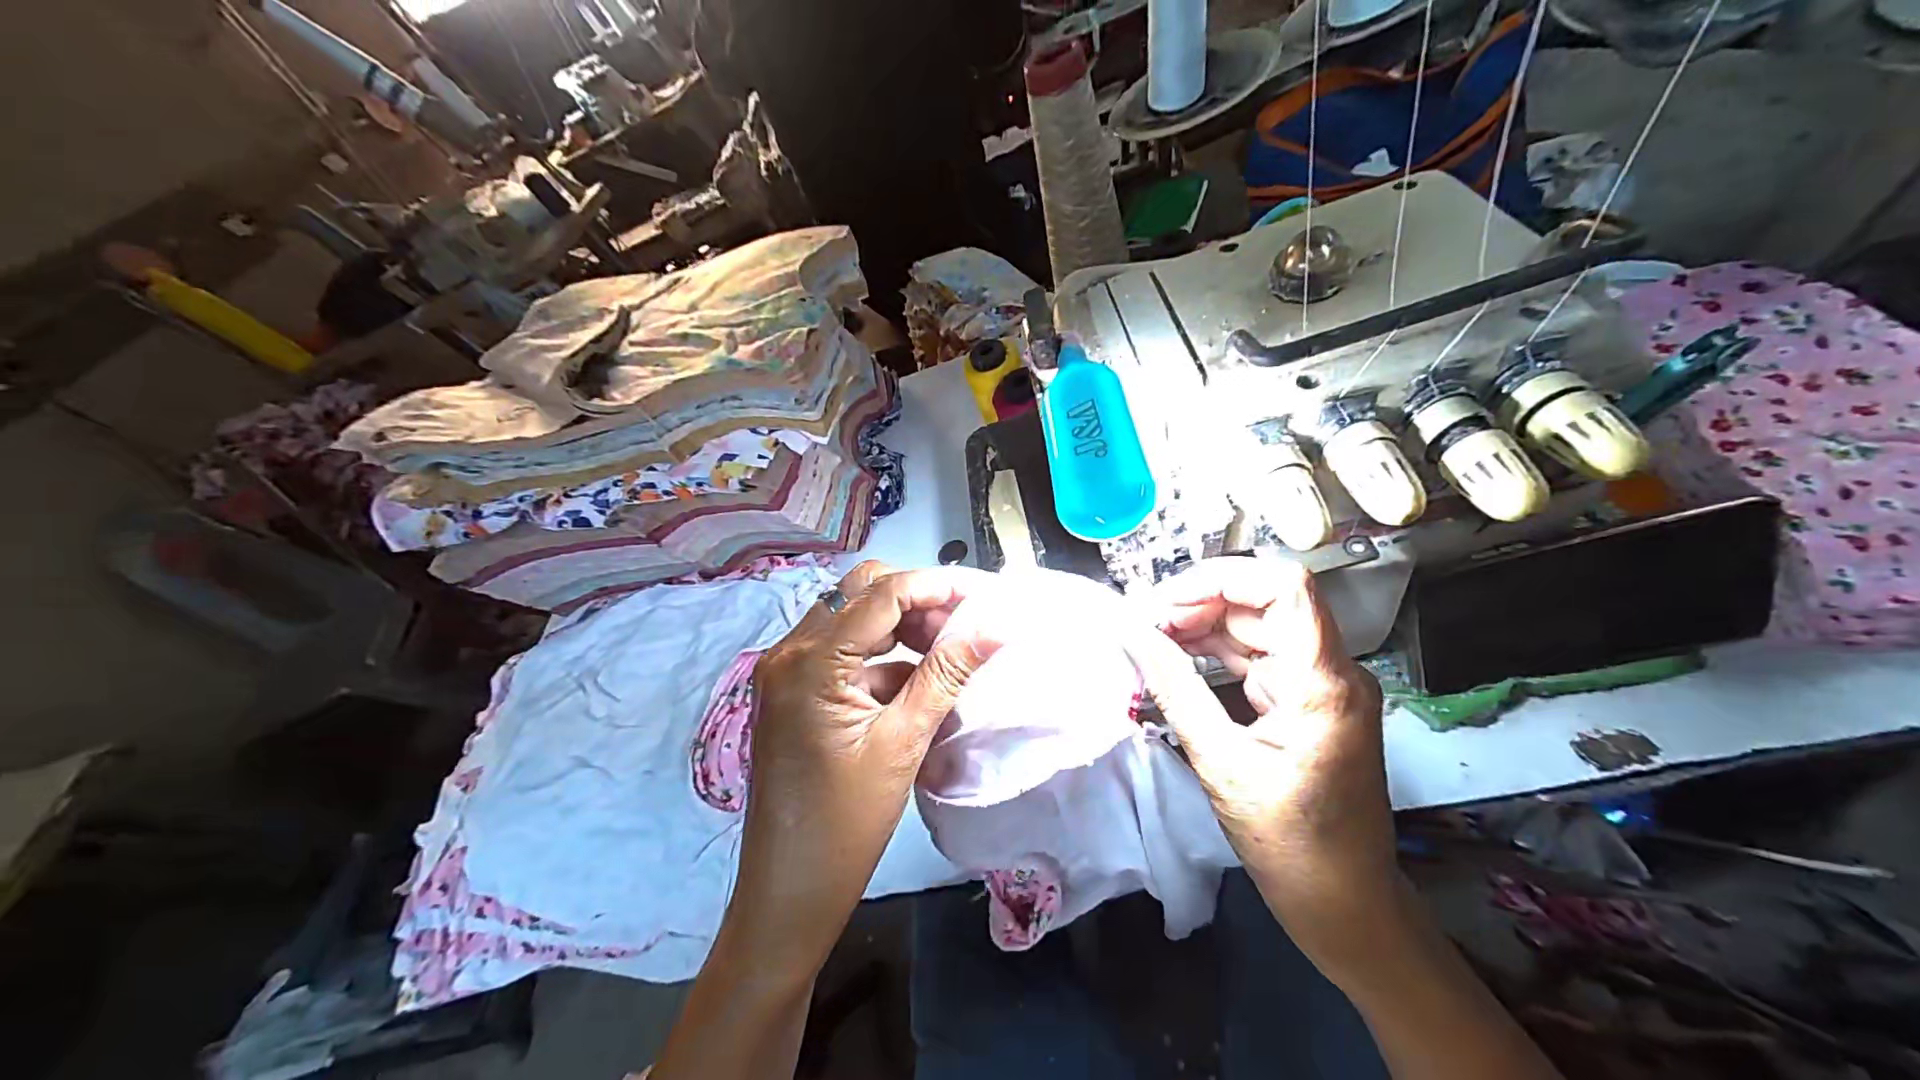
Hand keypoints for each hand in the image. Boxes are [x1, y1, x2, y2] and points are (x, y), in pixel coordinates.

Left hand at [732, 560, 999, 966]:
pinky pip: (841, 653)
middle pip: (860, 594)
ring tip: (947, 654)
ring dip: (900, 627)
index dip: (936, 586)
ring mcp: (785, 671)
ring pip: (851, 619)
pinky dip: (880, 657)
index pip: (881, 594)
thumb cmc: (846, 824)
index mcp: (810, 661)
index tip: (982, 595)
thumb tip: (993, 626)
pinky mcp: (792, 691)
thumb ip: (947, 673)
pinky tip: (916, 683)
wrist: (789, 891)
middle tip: (964, 628)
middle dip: (916, 601)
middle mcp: (788, 652)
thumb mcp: (904, 741)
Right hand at [1127, 556, 1396, 965]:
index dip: (1222, 577)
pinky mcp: (1303, 701)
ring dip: (1201, 626)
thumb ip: (1174, 688)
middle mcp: (1330, 671)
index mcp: (1324, 682)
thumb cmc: (1290, 842)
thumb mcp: (1221, 762)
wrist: (1343, 901)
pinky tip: (1174, 656)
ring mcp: (1319, 685)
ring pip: (1256, 627)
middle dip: (1197, 604)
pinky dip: (1213, 652)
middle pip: (1263, 604)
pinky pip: (1255, 657)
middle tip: (1141, 625)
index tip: (1166, 599)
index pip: (1284, 586)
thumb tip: (1131, 634)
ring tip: (1148, 638)